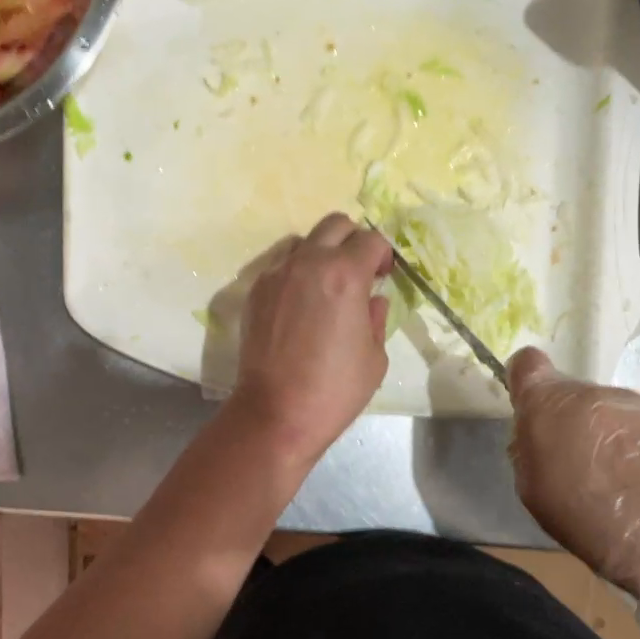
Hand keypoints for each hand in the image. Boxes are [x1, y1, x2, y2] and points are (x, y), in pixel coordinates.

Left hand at [227, 213, 392, 461]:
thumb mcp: (374, 358)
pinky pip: (280, 267)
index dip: (383, 255)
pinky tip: (301, 306)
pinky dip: (296, 274)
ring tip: (326, 287)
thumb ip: (376, 319)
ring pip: (304, 242)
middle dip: (352, 241)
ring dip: (321, 254)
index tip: (384, 274)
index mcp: (344, 275)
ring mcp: (276, 276)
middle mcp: (308, 264)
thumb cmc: (333, 391)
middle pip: (335, 225)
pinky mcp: (255, 293)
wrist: (275, 414)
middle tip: (359, 271)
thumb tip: (372, 300)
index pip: (370, 240)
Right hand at [507, 348, 639, 636]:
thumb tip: (534, 434)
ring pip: (616, 411)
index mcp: (548, 404)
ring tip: (624, 479)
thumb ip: (530, 449)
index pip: (527, 364)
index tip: (532, 405)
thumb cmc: (584, 516)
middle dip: (575, 422)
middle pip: (577, 396)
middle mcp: (594, 391)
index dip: (527, 381)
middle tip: (584, 465)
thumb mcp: (533, 489)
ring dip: (614, 435)